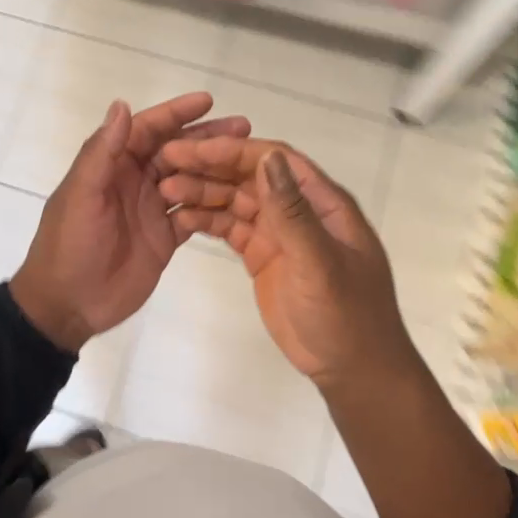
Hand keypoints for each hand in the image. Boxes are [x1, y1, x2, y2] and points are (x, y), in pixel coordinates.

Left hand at [11, 93, 249, 351]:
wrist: (67, 304)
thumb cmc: (69, 244)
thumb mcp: (82, 195)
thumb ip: (102, 153)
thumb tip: (122, 104)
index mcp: (111, 166)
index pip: (147, 130)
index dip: (175, 114)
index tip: (208, 100)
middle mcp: (134, 182)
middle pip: (176, 151)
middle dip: (207, 138)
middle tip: (244, 128)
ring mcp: (151, 210)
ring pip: (190, 180)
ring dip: (217, 169)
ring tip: (250, 160)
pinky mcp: (164, 238)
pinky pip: (194, 215)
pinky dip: (215, 206)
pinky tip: (242, 199)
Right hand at [155, 138, 416, 386]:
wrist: (353, 368)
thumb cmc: (347, 315)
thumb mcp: (320, 263)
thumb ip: (293, 213)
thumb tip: (268, 158)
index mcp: (322, 202)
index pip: (274, 161)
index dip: (232, 151)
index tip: (193, 149)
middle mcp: (299, 209)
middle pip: (249, 176)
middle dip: (209, 166)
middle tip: (166, 162)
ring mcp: (279, 234)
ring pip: (235, 200)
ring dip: (202, 192)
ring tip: (165, 190)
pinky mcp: (262, 256)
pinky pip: (231, 228)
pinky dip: (206, 220)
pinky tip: (179, 216)